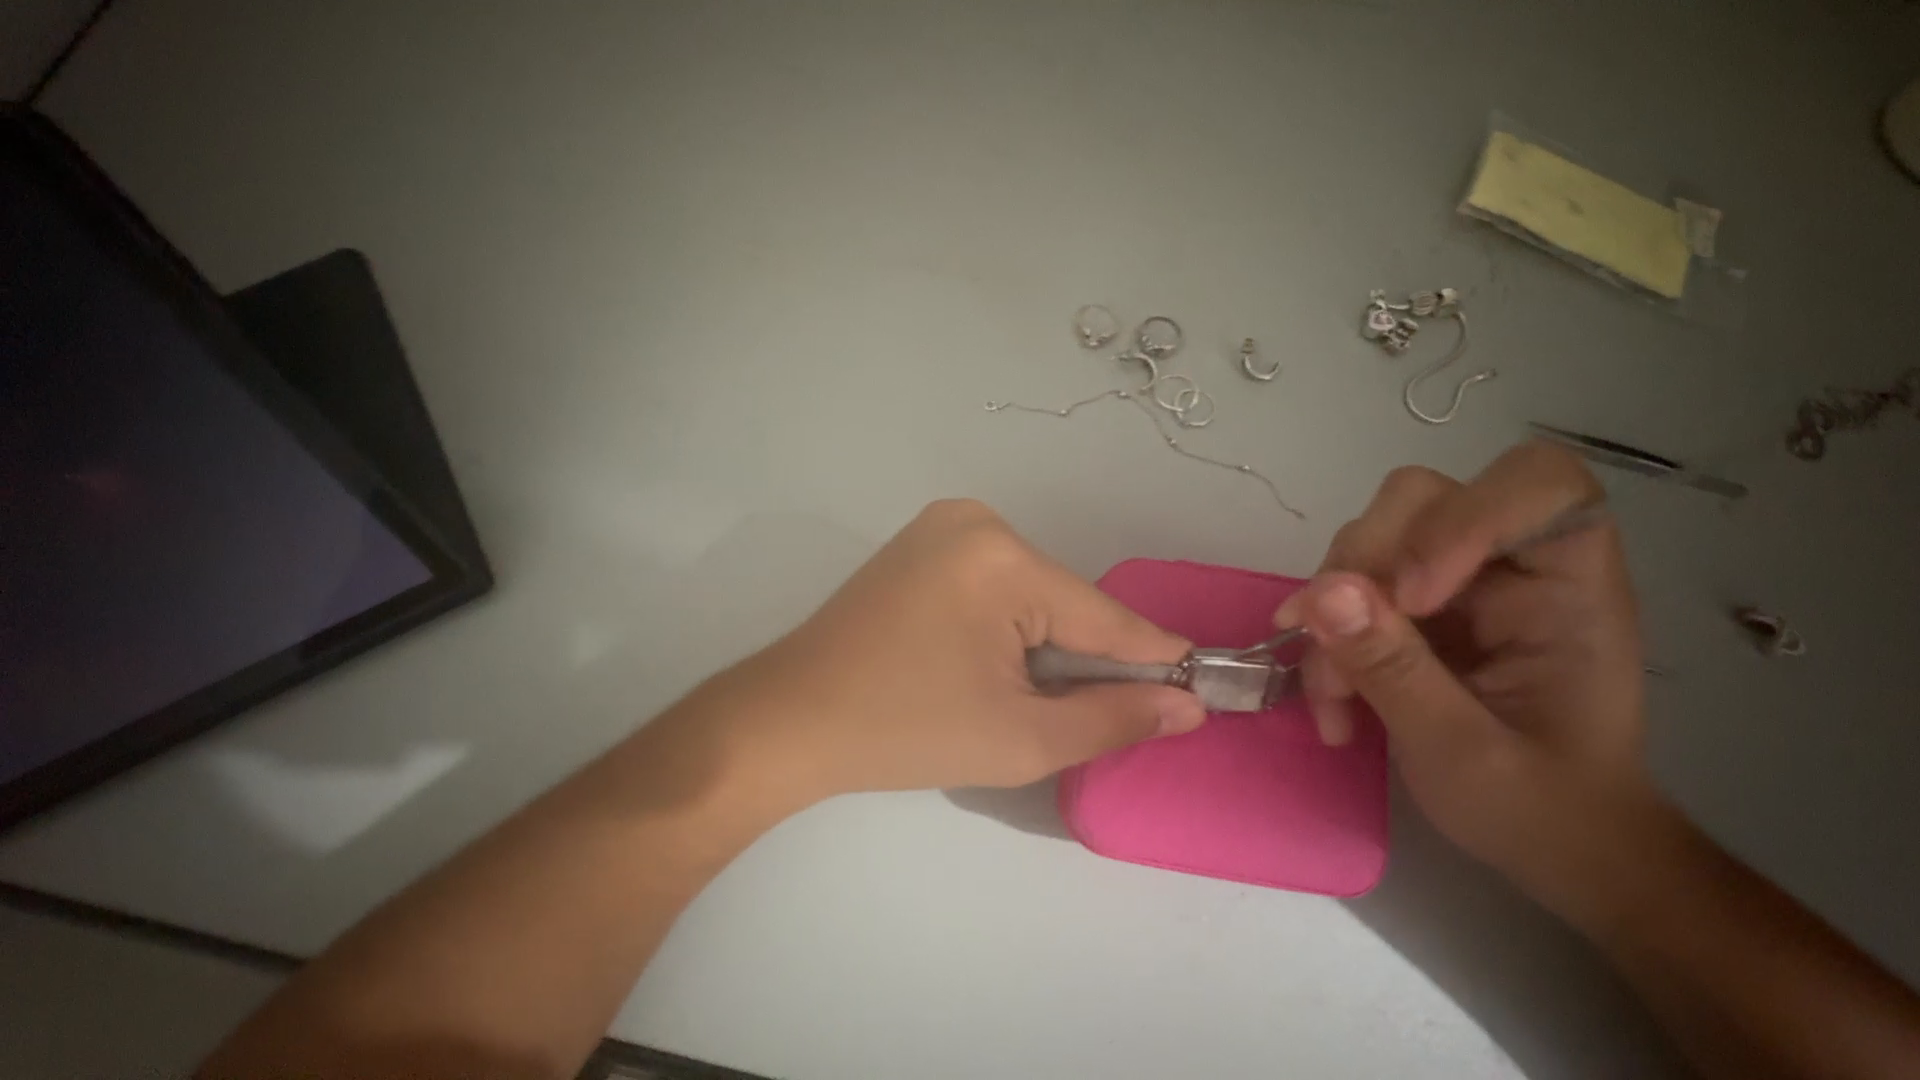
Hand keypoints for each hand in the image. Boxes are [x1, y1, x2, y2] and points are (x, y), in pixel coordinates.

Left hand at [700, 500, 1205, 803]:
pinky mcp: (921, 543)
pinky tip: (982, 667)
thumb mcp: (1020, 738)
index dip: (1155, 660)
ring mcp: (943, 527)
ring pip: (1032, 595)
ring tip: (1017, 699)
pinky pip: (994, 585)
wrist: (788, 720)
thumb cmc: (903, 733)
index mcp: (1003, 559)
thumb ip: (1112, 719)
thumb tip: (1187, 706)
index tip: (1203, 690)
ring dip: (1043, 645)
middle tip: (1084, 717)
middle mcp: (977, 522)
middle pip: (1067, 602)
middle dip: (1083, 660)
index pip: (1105, 617)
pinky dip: (1008, 627)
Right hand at [1274, 442, 1650, 887]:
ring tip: (1331, 696)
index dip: (1463, 518)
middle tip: (1337, 643)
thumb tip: (1321, 594)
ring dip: (1331, 607)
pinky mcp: (1416, 608)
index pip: (1538, 486)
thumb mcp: (1462, 754)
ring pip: (1373, 539)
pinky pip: (1349, 586)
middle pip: (1423, 501)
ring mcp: (1459, 583)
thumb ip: (1394, 670)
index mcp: (1570, 588)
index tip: (1415, 599)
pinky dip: (1326, 634)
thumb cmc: (1540, 810)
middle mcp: (1512, 567)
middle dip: (1365, 565)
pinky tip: (1330, 698)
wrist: (1550, 847)